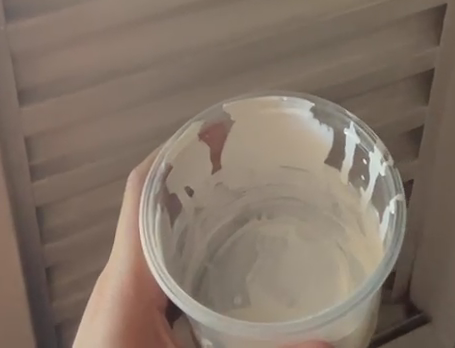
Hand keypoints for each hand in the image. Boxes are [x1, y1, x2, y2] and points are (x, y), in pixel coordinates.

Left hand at [73, 153, 330, 347]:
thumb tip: (336, 341)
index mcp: (127, 281)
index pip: (143, 190)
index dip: (179, 150)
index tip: (224, 128)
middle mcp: (118, 283)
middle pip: (152, 208)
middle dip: (198, 180)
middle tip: (252, 163)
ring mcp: (119, 307)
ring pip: (155, 242)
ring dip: (193, 218)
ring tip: (247, 204)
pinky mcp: (127, 327)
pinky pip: (158, 275)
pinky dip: (189, 258)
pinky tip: (224, 274)